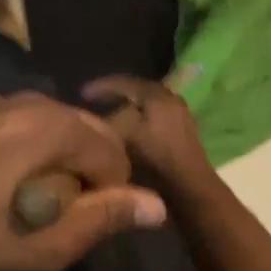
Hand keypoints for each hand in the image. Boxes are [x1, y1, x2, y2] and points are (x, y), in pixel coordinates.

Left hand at [0, 92, 166, 270]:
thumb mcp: (38, 243)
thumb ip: (101, 220)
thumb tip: (155, 205)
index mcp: (53, 126)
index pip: (112, 152)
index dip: (111, 190)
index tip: (88, 220)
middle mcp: (24, 98)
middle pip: (79, 125)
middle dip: (85, 164)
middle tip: (65, 206)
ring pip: (40, 117)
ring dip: (50, 148)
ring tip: (30, 188)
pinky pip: (2, 116)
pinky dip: (12, 138)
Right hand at [81, 76, 212, 187]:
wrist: (189, 189)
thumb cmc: (153, 159)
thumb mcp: (121, 137)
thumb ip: (104, 121)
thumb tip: (90, 117)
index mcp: (156, 95)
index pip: (123, 81)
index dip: (99, 86)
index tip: (81, 93)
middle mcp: (171, 99)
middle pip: (137, 90)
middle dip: (114, 94)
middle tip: (93, 100)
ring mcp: (180, 114)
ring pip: (146, 104)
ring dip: (126, 107)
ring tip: (106, 113)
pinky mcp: (182, 131)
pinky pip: (153, 115)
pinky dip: (137, 118)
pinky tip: (125, 128)